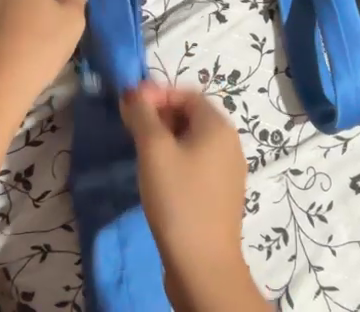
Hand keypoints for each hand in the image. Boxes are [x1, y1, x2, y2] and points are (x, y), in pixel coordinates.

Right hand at [120, 85, 267, 310]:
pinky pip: (197, 163)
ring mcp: (229, 171)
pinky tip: (157, 177)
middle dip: (159, 115)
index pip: (186, 93)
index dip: (156, 94)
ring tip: (140, 151)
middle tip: (131, 128)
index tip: (130, 106)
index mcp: (218, 126)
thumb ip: (141, 114)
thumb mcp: (153, 149)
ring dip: (165, 138)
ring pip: (193, 140)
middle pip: (190, 115)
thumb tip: (133, 94)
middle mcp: (230, 143)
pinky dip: (176, 159)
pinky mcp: (222, 195)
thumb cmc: (178, 198)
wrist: (203, 264)